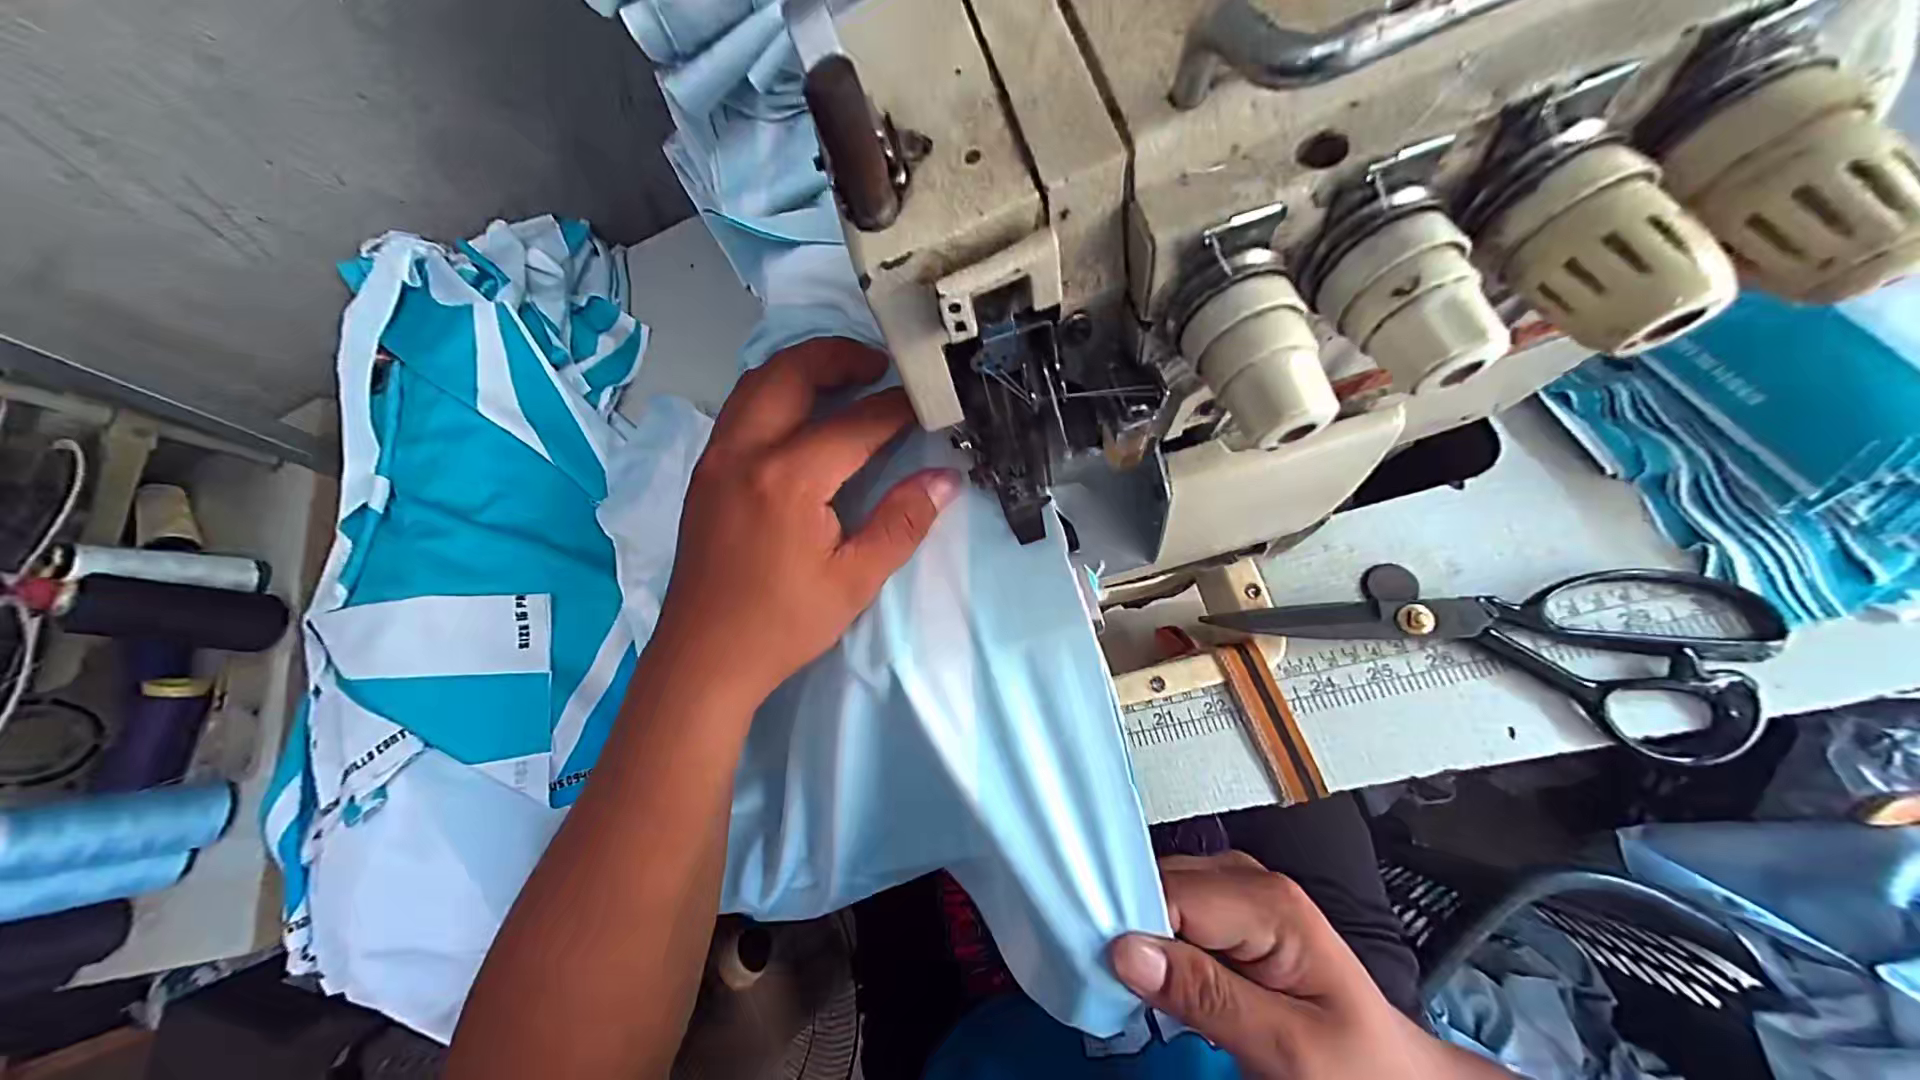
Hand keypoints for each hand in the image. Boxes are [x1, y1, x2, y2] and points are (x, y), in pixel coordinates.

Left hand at [653, 338, 959, 703]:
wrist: (704, 658)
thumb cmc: (781, 625)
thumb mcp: (855, 580)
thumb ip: (902, 522)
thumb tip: (943, 480)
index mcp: (788, 479)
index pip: (855, 424)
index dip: (897, 408)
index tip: (925, 401)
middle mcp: (745, 453)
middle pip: (791, 373)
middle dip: (839, 356)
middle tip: (879, 365)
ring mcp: (716, 460)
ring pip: (757, 384)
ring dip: (802, 369)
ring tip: (843, 380)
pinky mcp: (705, 474)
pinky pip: (741, 409)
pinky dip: (776, 394)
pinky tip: (801, 418)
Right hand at [1109, 853, 1500, 1079]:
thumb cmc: (1362, 1069)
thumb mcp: (1290, 1050)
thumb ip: (1209, 997)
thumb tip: (1125, 951)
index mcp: (1267, 901)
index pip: (1170, 893)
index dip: (1129, 926)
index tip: (1100, 966)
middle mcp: (1245, 881)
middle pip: (1158, 885)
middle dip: (1127, 928)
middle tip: (1107, 981)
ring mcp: (1233, 894)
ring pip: (1156, 894)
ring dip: (1135, 936)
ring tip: (1125, 982)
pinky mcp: (1224, 915)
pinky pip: (1169, 912)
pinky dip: (1151, 942)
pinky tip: (1150, 976)